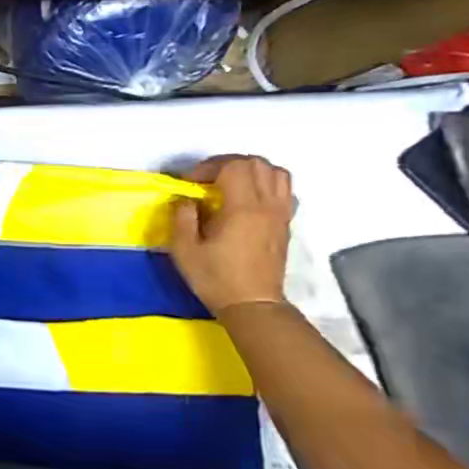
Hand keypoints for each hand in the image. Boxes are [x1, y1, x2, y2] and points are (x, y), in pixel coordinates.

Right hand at [170, 155, 294, 314]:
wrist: (252, 304)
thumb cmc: (215, 278)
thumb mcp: (184, 249)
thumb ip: (182, 217)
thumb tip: (185, 199)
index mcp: (242, 209)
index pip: (233, 167)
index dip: (208, 166)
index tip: (189, 182)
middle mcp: (267, 206)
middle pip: (257, 164)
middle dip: (228, 163)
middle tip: (207, 178)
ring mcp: (281, 214)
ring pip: (276, 173)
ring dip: (251, 170)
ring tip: (230, 183)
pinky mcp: (285, 224)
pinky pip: (284, 190)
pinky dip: (267, 184)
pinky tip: (248, 198)